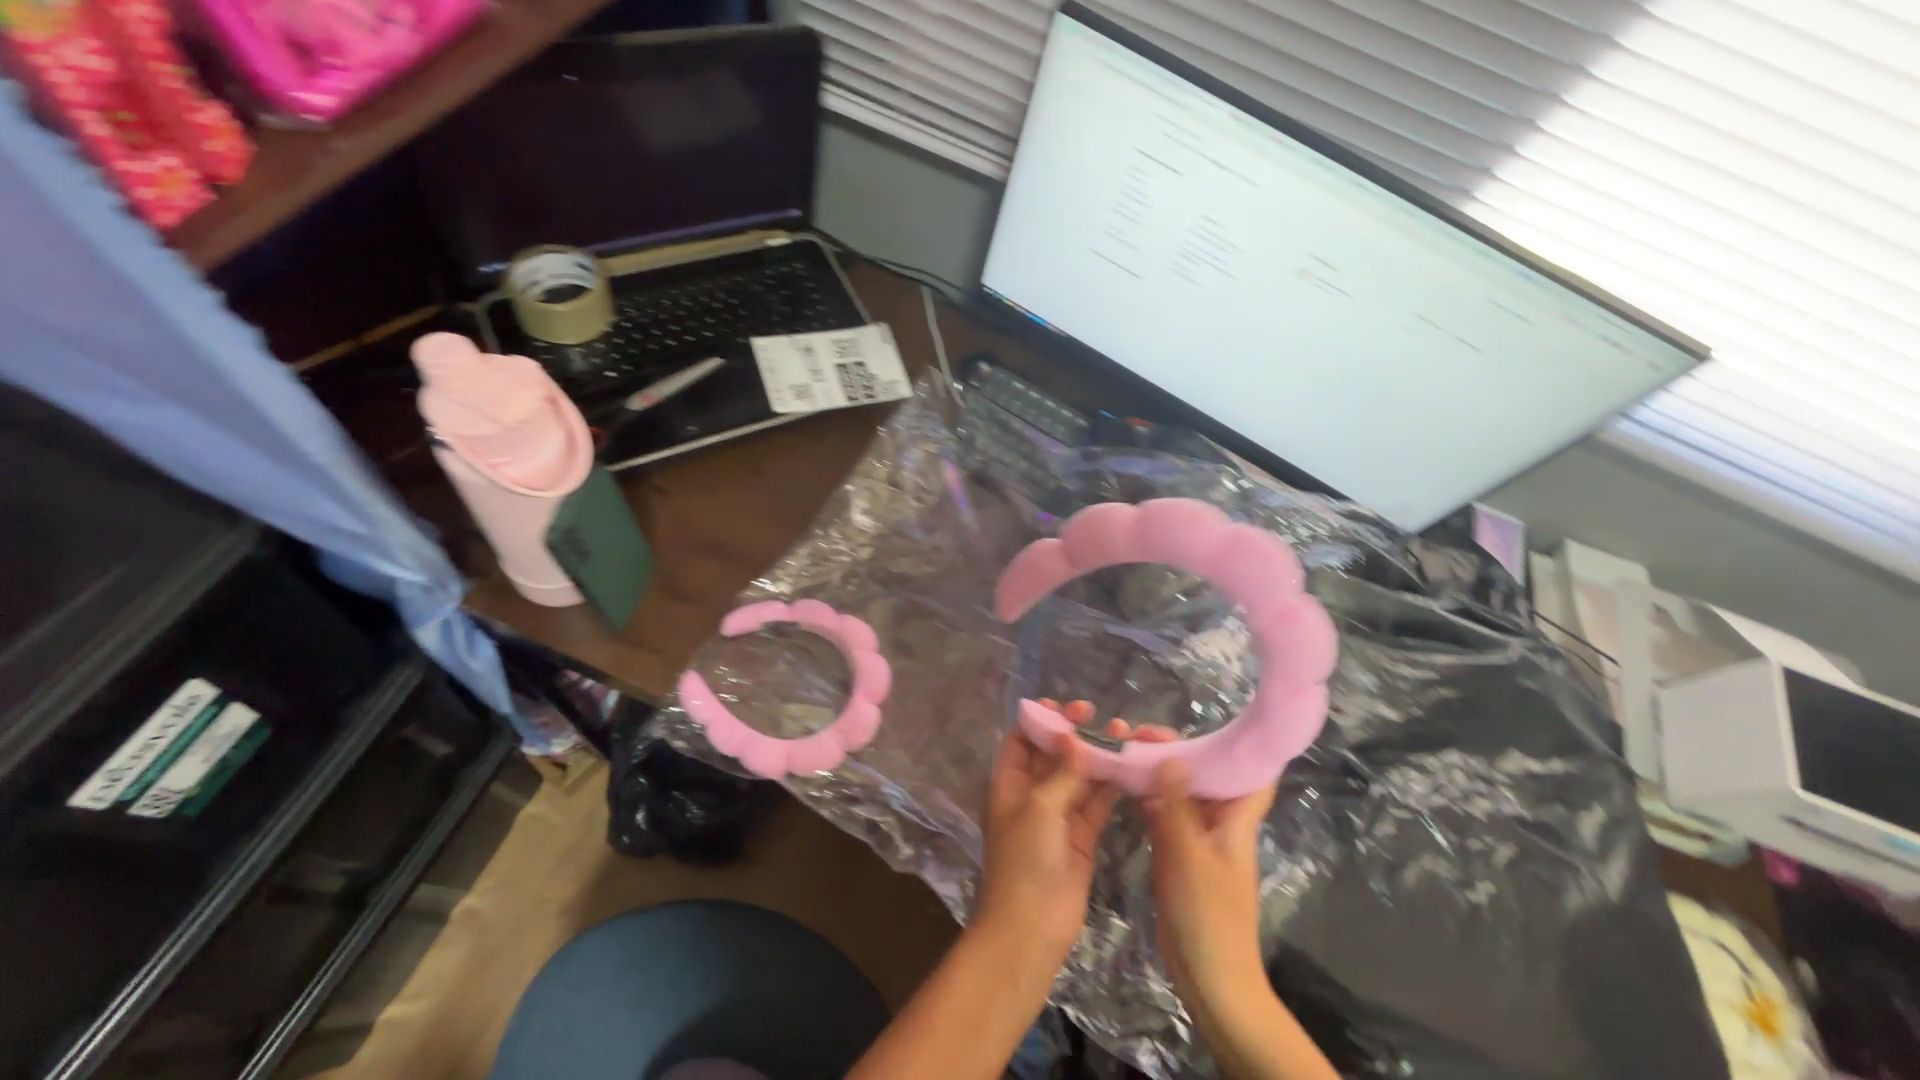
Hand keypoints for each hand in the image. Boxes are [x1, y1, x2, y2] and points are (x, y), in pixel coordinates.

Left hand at [976, 701, 1124, 963]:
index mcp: (1008, 785)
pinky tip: (1129, 764)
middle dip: (1073, 733)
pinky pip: (1097, 802)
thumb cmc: (1025, 860)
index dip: (1039, 721)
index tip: (1063, 705)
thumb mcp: (1040, 808)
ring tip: (1122, 730)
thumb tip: (1075, 736)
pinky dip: (1111, 784)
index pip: (1020, 742)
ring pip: (1079, 777)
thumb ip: (1061, 772)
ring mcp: (1059, 817)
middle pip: (1053, 755)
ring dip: (1097, 755)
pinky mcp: (1083, 836)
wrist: (1033, 925)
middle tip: (1096, 713)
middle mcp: (1032, 796)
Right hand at [1106, 723, 1274, 1007]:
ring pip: (1184, 798)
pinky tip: (1127, 789)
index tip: (1212, 722)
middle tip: (1142, 734)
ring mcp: (1201, 844)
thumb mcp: (1189, 854)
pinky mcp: (1181, 861)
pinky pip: (1167, 820)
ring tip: (1128, 752)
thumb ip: (1178, 805)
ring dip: (1162, 776)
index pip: (1254, 775)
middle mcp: (1222, 826)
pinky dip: (1150, 803)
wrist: (1211, 976)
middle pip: (1209, 779)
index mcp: (1237, 821)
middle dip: (1182, 753)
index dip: (1242, 748)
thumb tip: (1174, 756)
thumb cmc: (1208, 914)